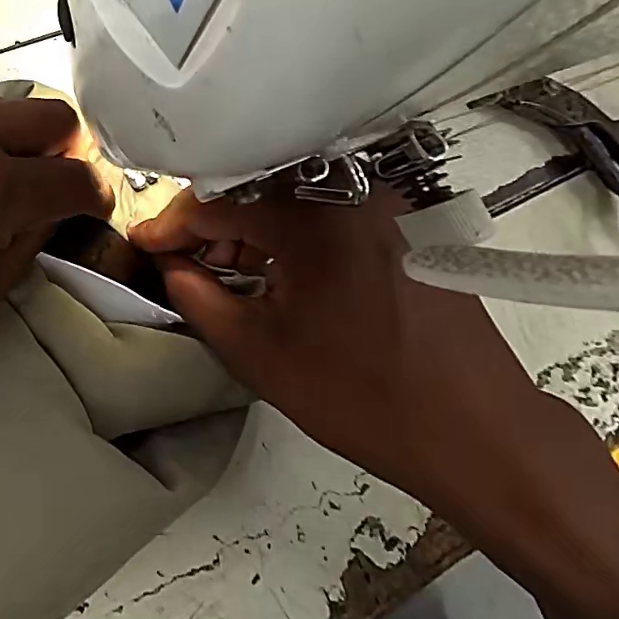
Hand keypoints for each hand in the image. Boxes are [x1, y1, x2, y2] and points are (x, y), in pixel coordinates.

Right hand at [129, 189, 573, 503]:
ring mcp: (385, 205)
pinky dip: (296, 238)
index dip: (173, 224)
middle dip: (214, 227)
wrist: (474, 429)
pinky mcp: (405, 225)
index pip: (220, 203)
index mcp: (312, 214)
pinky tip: (282, 274)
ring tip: (230, 275)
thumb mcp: (261, 351)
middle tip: (186, 264)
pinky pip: (332, 216)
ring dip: (255, 232)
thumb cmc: (361, 395)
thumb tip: (172, 266)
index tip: (144, 243)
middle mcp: (351, 190)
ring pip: (297, 202)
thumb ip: (201, 298)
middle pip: (259, 192)